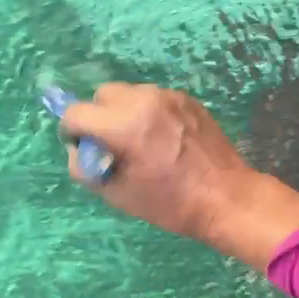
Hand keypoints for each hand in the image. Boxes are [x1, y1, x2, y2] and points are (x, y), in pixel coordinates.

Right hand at [60, 84, 298, 271]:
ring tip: (141, 143)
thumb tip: (78, 148)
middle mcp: (145, 100)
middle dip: (98, 117)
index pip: (76, 113)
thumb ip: (85, 167)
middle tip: (112, 146)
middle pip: (102, 95)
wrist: (226, 197)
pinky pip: (154, 99)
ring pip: (130, 94)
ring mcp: (170, 96)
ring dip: (124, 113)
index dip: (72, 132)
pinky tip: (163, 140)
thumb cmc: (170, 203)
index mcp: (125, 124)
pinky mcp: (188, 99)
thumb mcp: (117, 194)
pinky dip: (148, 113)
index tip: (84, 149)